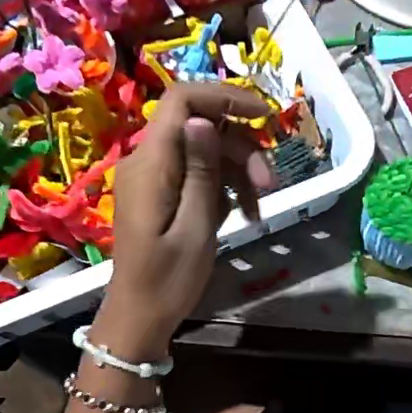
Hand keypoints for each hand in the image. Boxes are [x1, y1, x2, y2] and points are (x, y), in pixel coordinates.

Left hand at [97, 82, 269, 357]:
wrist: (140, 315)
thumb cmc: (169, 279)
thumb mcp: (195, 227)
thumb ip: (200, 172)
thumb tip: (203, 122)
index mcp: (152, 164)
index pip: (183, 101)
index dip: (226, 97)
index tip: (266, 116)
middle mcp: (148, 160)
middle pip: (202, 127)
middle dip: (242, 149)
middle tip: (270, 186)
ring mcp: (154, 176)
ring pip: (205, 151)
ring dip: (239, 171)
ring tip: (260, 208)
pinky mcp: (162, 192)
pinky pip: (197, 173)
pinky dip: (225, 187)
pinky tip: (243, 214)